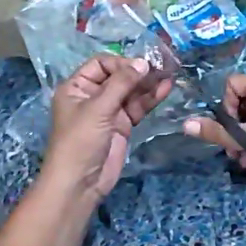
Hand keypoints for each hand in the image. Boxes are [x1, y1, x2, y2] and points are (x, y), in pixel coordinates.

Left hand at [40, 55, 172, 200]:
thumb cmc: (81, 140)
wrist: (80, 183)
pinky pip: (137, 107)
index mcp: (77, 87)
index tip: (141, 66)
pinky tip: (165, 89)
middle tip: (163, 66)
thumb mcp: (98, 108)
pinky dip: (150, 99)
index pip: (101, 64)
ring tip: (169, 75)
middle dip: (139, 72)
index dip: (121, 63)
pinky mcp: (121, 125)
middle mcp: (92, 95)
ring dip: (148, 84)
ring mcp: (108, 111)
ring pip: (130, 92)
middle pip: (118, 76)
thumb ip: (121, 83)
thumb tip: (143, 62)